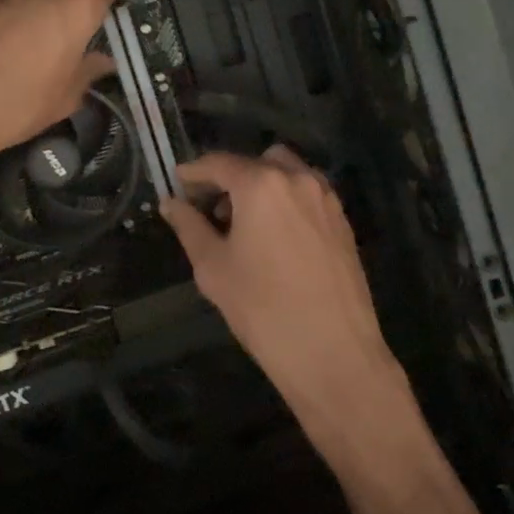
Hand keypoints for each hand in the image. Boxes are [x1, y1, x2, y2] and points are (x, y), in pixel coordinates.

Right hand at [160, 146, 398, 407]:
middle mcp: (298, 179)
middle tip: (212, 209)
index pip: (220, 163)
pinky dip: (287, 201)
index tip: (177, 181)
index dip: (195, 172)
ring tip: (245, 226)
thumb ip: (190, 227)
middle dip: (232, 176)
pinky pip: (308, 194)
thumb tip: (171, 203)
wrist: (333, 352)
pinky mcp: (343, 221)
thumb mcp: (213, 268)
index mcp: (262, 185)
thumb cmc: (263, 309)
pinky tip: (275, 239)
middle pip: (258, 162)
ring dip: (263, 185)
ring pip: (288, 173)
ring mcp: (326, 199)